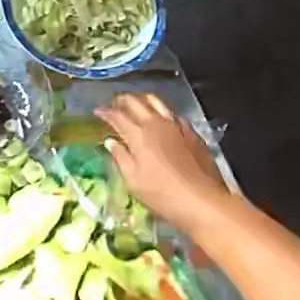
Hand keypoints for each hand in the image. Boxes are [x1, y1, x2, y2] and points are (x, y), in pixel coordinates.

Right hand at [96, 94, 232, 230]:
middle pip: (136, 102)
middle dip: (122, 100)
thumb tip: (110, 141)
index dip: (106, 112)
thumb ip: (121, 157)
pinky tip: (162, 119)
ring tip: (136, 104)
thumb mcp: (134, 181)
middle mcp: (156, 123)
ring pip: (156, 102)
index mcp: (139, 135)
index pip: (118, 116)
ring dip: (142, 99)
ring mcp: (175, 125)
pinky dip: (162, 111)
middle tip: (114, 104)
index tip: (97, 111)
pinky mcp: (191, 131)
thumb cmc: (162, 194)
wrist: (202, 199)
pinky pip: (173, 113)